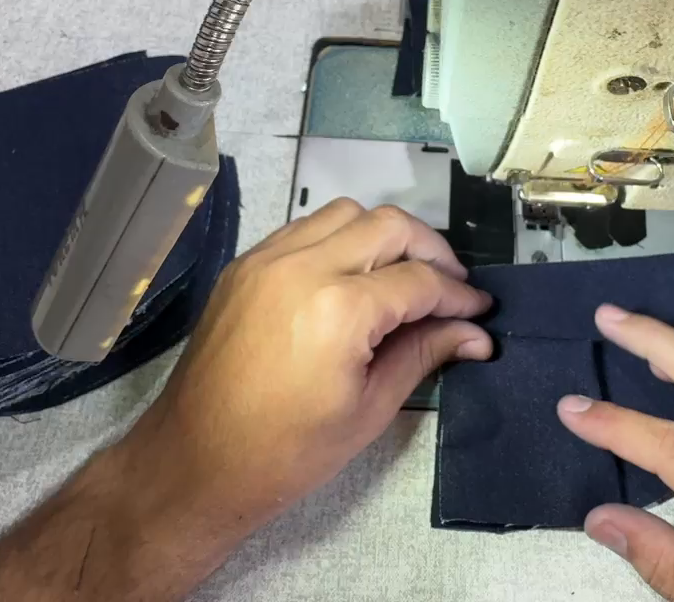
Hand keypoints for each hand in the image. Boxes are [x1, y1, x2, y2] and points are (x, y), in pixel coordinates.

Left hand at [0, 200, 491, 601]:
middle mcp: (303, 264)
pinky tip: (353, 271)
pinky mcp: (247, 261)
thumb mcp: (369, 411)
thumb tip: (476, 333)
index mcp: (338, 309)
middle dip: (431, 248)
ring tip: (403, 272)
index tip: (480, 309)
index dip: (459, 294)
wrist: (193, 462)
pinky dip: (341, 236)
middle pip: (389, 224)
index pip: (419, 281)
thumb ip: (424, 354)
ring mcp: (269, 256)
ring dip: (384, 233)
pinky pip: (307, 225)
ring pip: (347, 211)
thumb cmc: (286, 453)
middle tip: (450, 283)